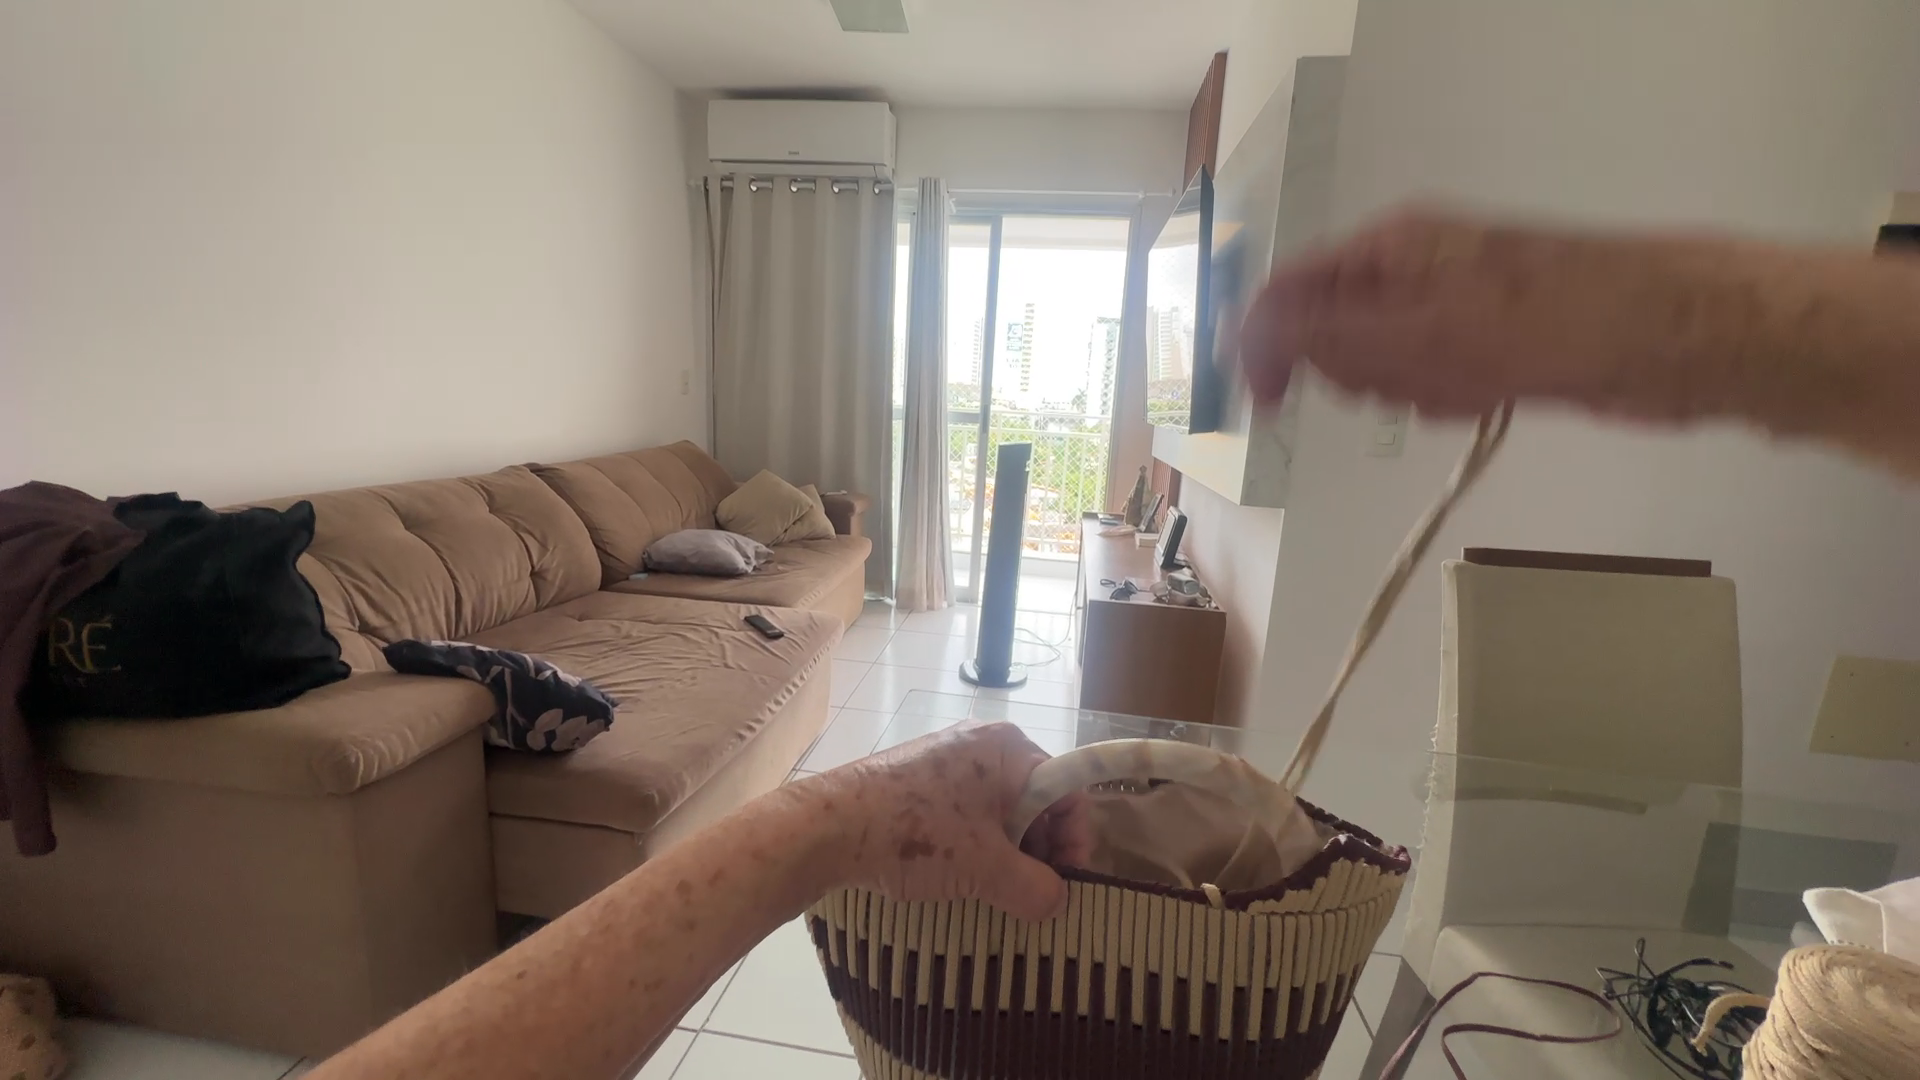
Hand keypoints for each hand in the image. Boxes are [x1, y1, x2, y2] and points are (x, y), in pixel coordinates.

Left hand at [800, 723, 1093, 921]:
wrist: (835, 822)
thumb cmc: (922, 834)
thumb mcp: (987, 868)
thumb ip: (1035, 888)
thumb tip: (1057, 901)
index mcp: (1011, 748)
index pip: (1067, 789)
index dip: (1075, 838)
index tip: (1067, 882)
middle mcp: (986, 740)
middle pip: (1036, 795)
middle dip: (1042, 846)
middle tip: (1032, 890)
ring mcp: (952, 752)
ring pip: (1002, 802)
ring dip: (1009, 846)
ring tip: (997, 886)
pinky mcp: (924, 770)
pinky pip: (970, 802)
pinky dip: (978, 836)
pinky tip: (963, 869)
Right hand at [1239, 207, 1825, 425]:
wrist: (1672, 338)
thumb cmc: (1533, 326)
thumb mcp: (1406, 332)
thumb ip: (1314, 334)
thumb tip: (1247, 335)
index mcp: (1383, 249)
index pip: (1285, 294)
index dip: (1261, 346)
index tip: (1266, 404)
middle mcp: (1404, 271)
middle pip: (1327, 334)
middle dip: (1354, 372)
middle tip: (1401, 380)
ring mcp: (1440, 305)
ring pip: (1374, 364)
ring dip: (1402, 388)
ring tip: (1459, 383)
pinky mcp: (1473, 341)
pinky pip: (1421, 378)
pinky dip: (1438, 395)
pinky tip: (1483, 391)